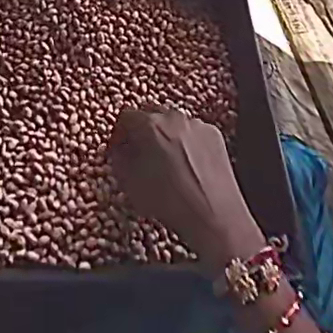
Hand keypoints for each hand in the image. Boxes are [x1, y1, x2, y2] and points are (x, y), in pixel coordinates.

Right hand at [109, 107, 264, 267]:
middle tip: (138, 153)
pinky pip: (193, 132)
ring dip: (165, 136)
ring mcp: (197, 125)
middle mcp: (174, 118)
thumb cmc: (172, 203)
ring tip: (164, 163)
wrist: (215, 218)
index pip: (126, 117)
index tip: (118, 147)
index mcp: (150, 126)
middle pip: (151, 115)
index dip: (119, 134)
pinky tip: (185, 166)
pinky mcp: (214, 135)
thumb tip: (119, 152)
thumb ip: (119, 160)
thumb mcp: (131, 184)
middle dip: (142, 131)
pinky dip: (186, 143)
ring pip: (173, 123)